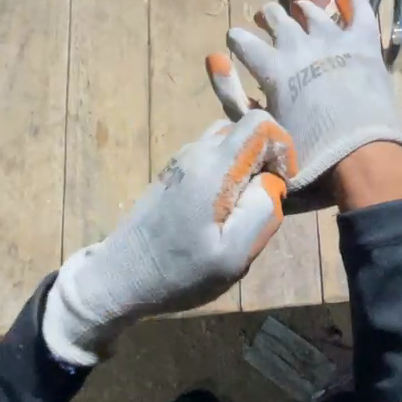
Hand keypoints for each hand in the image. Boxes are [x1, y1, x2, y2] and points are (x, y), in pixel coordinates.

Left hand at [41, 110, 294, 365]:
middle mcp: (197, 151)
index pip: (260, 123)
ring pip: (229, 141)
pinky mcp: (174, 171)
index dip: (282, 147)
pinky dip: (228, 173)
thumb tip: (272, 182)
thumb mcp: (233, 256)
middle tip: (259, 202)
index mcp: (213, 167)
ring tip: (240, 210)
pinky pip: (213, 155)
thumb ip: (262, 212)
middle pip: (246, 129)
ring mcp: (182, 158)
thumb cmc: (179, 272)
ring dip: (246, 167)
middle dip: (265, 159)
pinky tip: (218, 211)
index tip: (281, 184)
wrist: (119, 278)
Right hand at [210, 0, 401, 204]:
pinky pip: (359, 12)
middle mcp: (298, 43)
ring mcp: (333, 39)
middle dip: (266, 16)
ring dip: (302, 8)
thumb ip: (233, 96)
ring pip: (313, 12)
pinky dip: (353, 1)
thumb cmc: (307, 153)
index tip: (236, 40)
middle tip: (264, 17)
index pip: (243, 41)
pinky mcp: (363, 43)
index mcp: (272, 66)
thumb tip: (215, 58)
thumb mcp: (260, 128)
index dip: (237, 39)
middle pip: (276, 17)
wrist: (362, 154)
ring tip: (300, 8)